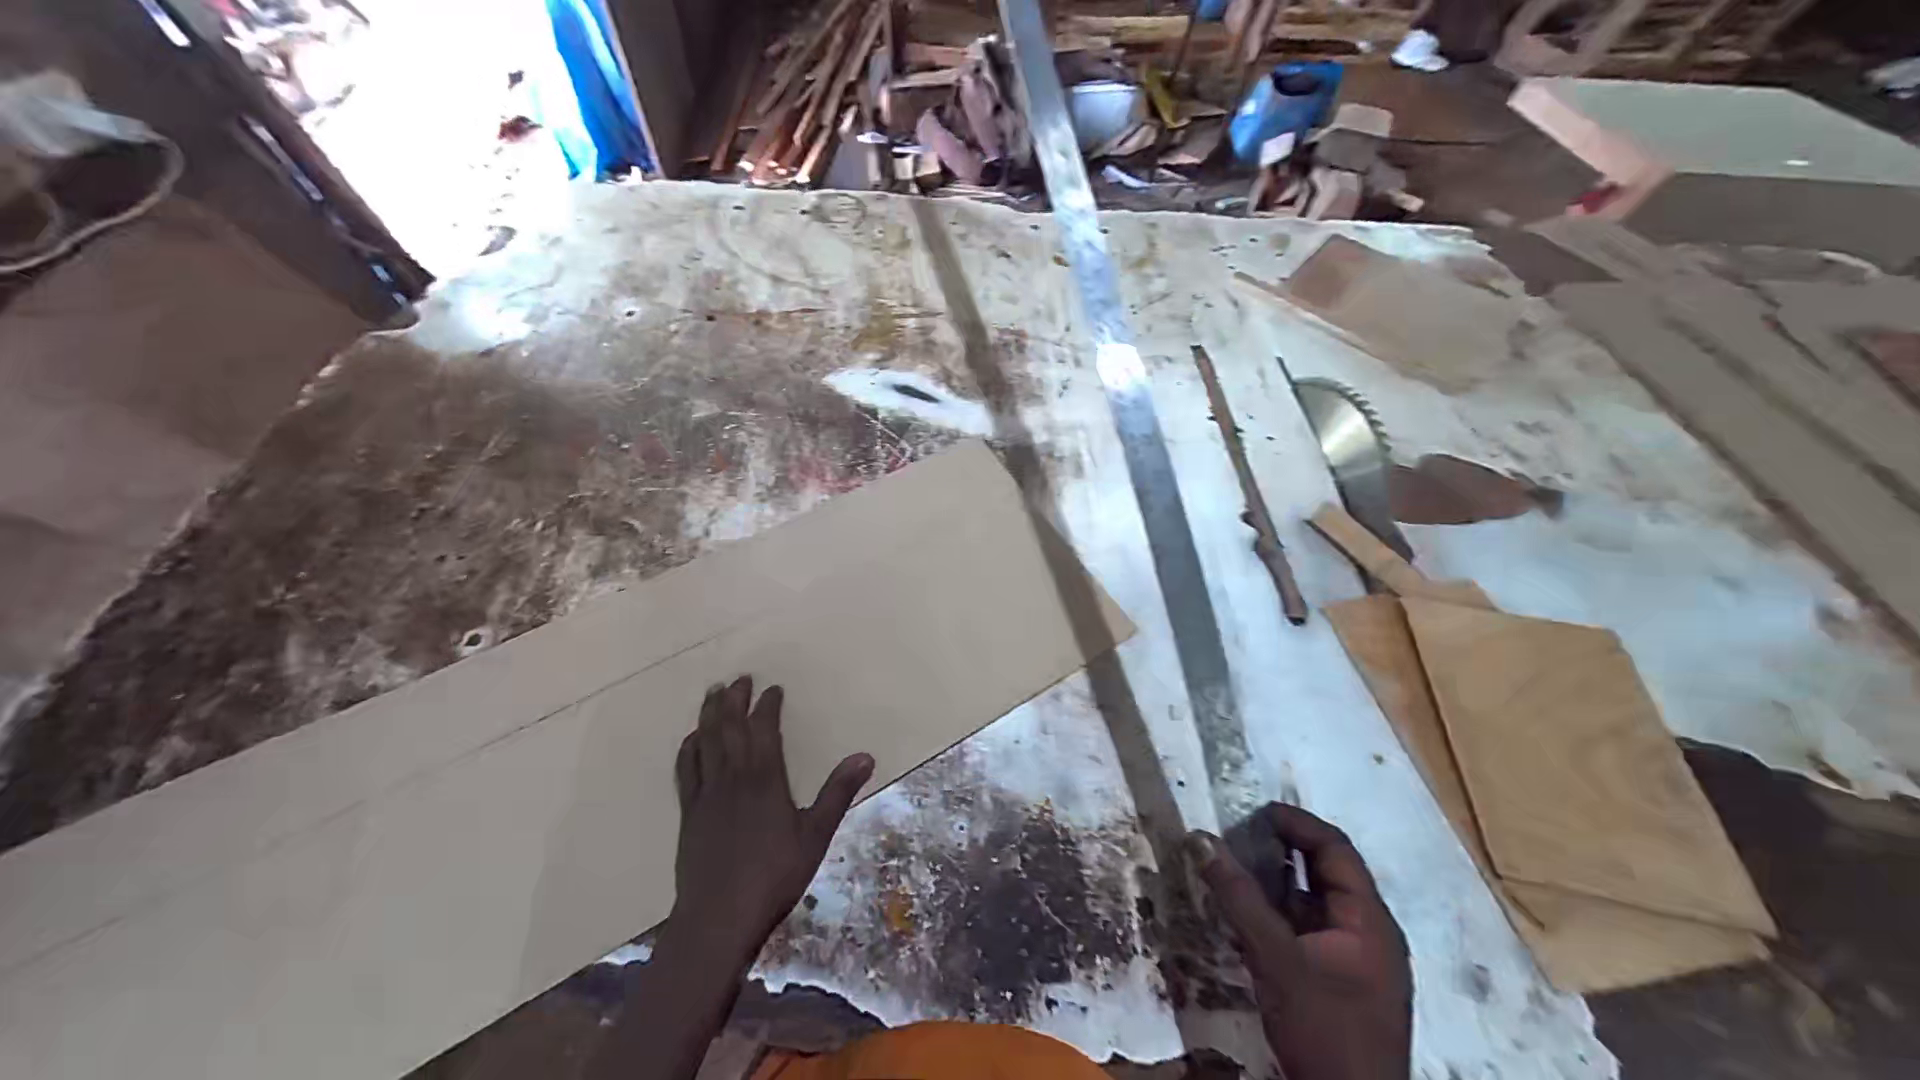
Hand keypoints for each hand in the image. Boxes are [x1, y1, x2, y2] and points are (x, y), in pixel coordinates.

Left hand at [667, 676, 874, 964]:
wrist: (719, 916)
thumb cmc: (774, 876)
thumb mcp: (816, 834)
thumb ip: (838, 792)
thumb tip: (865, 756)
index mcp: (765, 779)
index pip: (764, 729)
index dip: (767, 706)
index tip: (772, 689)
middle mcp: (733, 777)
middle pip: (730, 727)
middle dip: (734, 700)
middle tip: (739, 678)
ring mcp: (707, 794)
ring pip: (705, 742)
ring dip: (708, 714)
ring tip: (712, 693)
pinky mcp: (689, 813)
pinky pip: (686, 769)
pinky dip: (689, 748)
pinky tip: (692, 739)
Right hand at [1192, 804, 1411, 1079]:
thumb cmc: (1324, 1030)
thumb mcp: (1276, 959)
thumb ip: (1238, 897)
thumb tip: (1200, 838)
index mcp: (1369, 920)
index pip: (1336, 850)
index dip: (1297, 823)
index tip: (1255, 810)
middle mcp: (1369, 933)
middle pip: (1327, 873)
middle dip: (1283, 848)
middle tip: (1239, 833)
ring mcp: (1355, 960)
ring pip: (1314, 902)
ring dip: (1276, 880)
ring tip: (1235, 865)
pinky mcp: (1338, 981)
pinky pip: (1308, 929)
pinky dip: (1278, 912)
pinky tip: (1247, 913)